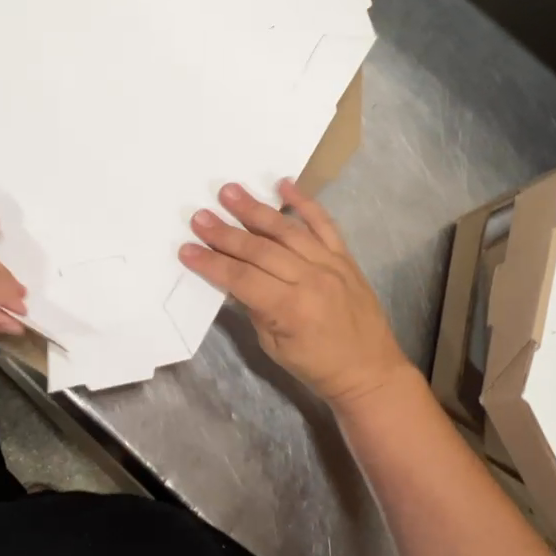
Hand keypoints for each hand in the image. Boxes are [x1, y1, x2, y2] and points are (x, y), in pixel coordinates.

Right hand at [180, 179, 413, 407]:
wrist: (368, 370)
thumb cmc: (315, 366)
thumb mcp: (273, 345)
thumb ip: (253, 307)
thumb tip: (232, 278)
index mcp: (290, 309)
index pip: (242, 278)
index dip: (211, 263)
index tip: (187, 249)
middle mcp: (311, 280)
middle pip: (260, 249)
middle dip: (225, 233)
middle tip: (200, 216)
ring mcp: (330, 265)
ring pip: (287, 230)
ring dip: (256, 209)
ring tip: (230, 192)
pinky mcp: (345, 258)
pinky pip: (324, 224)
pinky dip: (304, 202)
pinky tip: (283, 184)